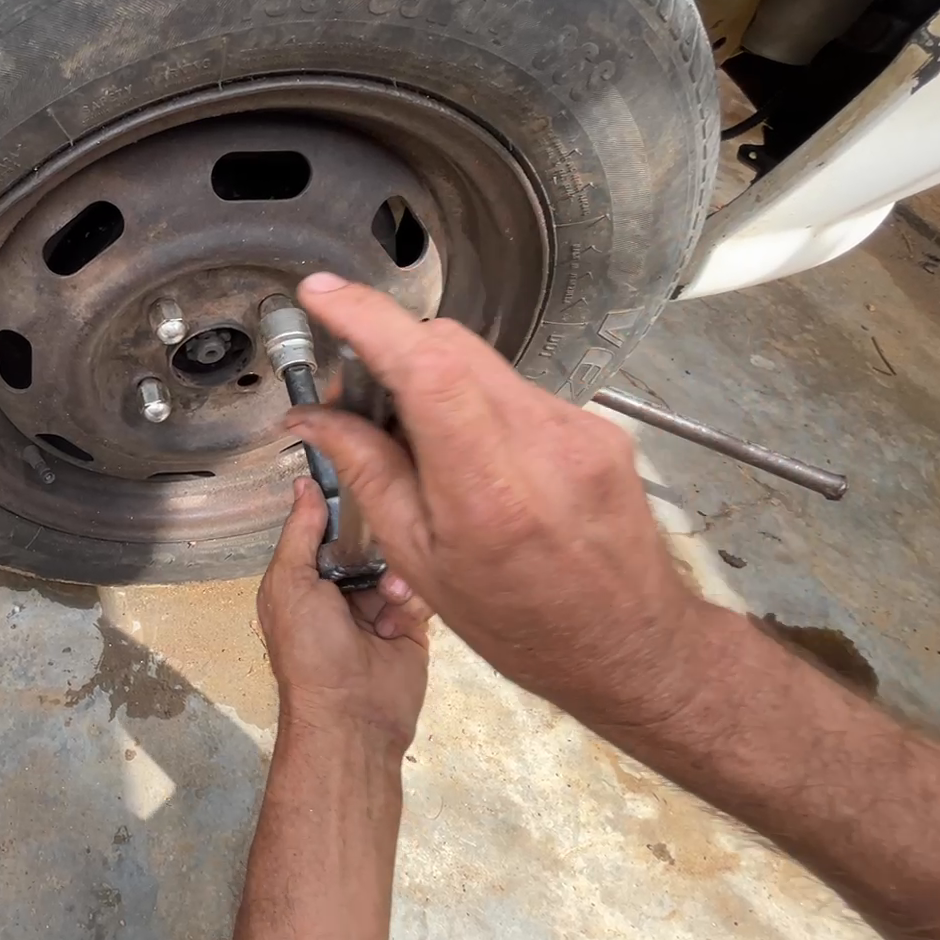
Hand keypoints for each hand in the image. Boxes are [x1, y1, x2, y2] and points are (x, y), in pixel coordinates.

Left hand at [257, 476, 430, 751]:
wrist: (352, 715)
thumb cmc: (309, 646)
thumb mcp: (290, 582)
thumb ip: (300, 532)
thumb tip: (303, 484)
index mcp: (302, 575)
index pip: (325, 528)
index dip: (340, 510)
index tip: (361, 484)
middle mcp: (338, 586)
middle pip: (365, 541)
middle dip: (374, 543)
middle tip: (376, 551)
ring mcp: (376, 604)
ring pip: (396, 563)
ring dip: (394, 575)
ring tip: (386, 598)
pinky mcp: (410, 624)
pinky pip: (420, 592)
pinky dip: (413, 598)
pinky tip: (399, 616)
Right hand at [282, 273, 703, 725]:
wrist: (629, 645)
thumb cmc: (509, 618)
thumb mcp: (415, 554)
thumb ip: (365, 469)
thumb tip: (309, 417)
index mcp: (488, 489)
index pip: (429, 371)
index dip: (370, 321)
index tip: (322, 293)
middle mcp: (543, 442)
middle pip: (450, 346)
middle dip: (387, 347)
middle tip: (348, 391)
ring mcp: (578, 428)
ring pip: (477, 361)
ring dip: (423, 374)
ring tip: (402, 429)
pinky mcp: (594, 426)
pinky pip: (507, 385)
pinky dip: (463, 396)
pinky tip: (456, 444)